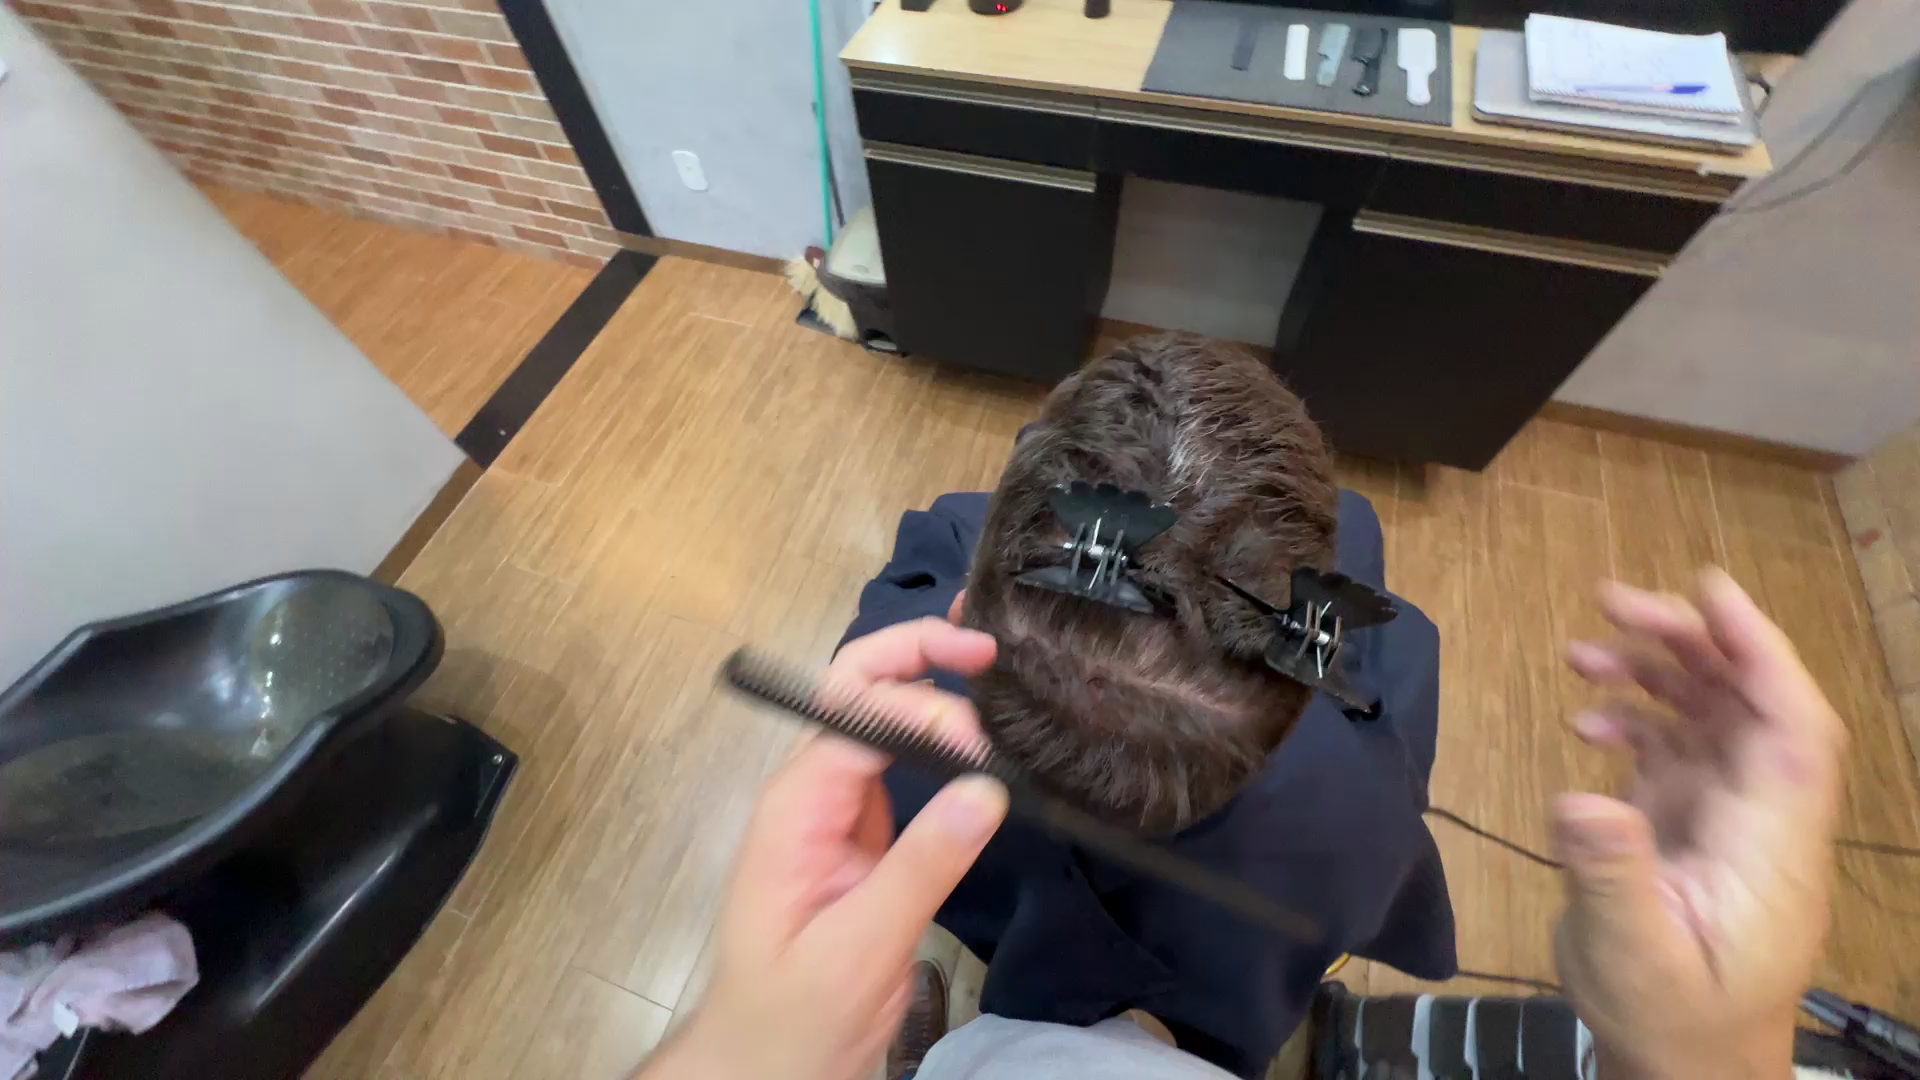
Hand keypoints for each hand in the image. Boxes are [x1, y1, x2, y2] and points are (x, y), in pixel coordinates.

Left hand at [638, 619, 1008, 1079]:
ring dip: (925, 673)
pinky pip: (893, 746)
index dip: (922, 710)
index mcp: (796, 800)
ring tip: (984, 663)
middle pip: (853, 681)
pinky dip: (933, 720)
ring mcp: (833, 794)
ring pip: (874, 703)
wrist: (766, 1059)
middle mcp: (811, 781)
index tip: (983, 744)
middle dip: (914, 650)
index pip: (857, 715)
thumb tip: (987, 786)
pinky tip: (971, 721)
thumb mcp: (862, 948)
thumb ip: (923, 864)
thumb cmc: (797, 1013)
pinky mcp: (859, 814)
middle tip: (983, 649)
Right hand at [1556, 568, 1842, 1079]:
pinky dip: (1630, 719)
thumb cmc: (1666, 1013)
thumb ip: (1612, 874)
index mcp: (1769, 846)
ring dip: (1656, 673)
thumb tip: (1582, 795)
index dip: (1760, 653)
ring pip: (1710, 720)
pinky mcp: (1685, 824)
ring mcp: (1723, 820)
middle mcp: (1758, 820)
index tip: (1708, 589)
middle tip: (1611, 602)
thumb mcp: (1631, 950)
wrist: (1681, 1060)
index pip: (1789, 729)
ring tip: (1582, 649)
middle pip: (1748, 708)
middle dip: (1692, 643)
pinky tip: (1584, 721)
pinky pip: (1672, 750)